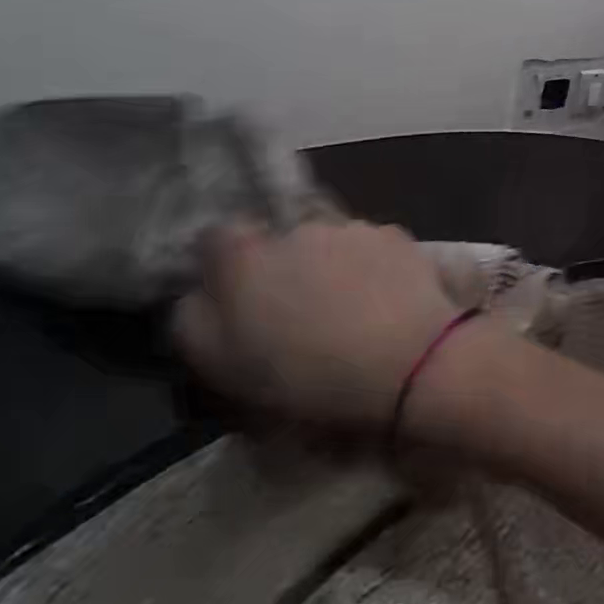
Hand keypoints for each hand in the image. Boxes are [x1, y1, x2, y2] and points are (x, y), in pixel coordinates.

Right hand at [172, 221, 461, 425]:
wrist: (409, 362)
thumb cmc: (306, 376)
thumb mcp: (221, 366)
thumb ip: (194, 319)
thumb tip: (198, 293)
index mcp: (244, 256)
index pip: (215, 239)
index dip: (223, 266)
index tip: (237, 296)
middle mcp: (296, 227)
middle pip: (278, 239)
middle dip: (282, 265)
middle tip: (298, 309)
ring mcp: (351, 226)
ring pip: (328, 240)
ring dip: (329, 264)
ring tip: (349, 307)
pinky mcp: (396, 236)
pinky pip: (371, 246)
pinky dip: (371, 266)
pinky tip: (385, 299)